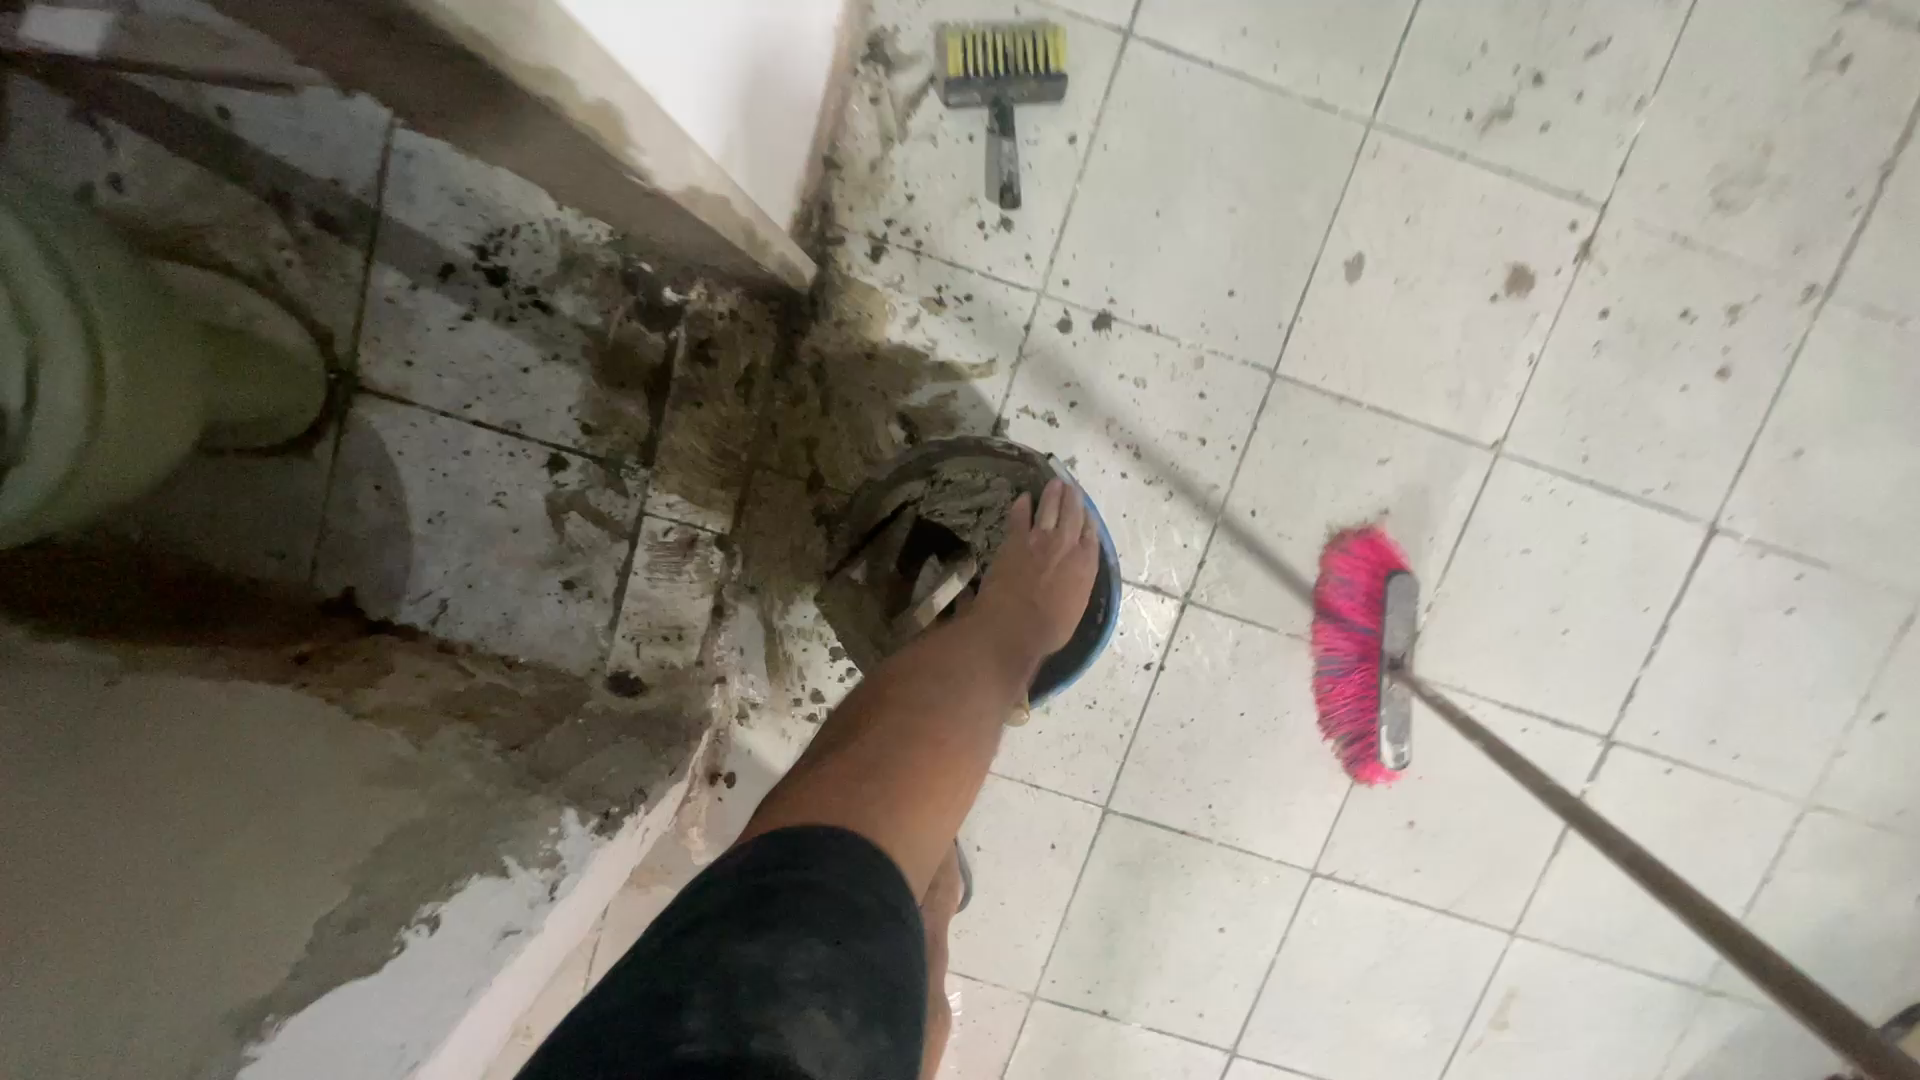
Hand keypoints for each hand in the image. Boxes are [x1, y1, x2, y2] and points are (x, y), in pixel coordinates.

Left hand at [971, 478, 1100, 672]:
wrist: (1013, 627)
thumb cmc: (1048, 630)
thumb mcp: (1076, 609)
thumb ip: (1077, 585)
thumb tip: (1074, 576)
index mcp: (1086, 565)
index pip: (1091, 535)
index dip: (1089, 521)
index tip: (1088, 512)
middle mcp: (1066, 546)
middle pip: (1073, 514)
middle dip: (1074, 498)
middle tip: (1072, 486)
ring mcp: (1039, 540)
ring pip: (1049, 508)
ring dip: (1053, 494)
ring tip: (1055, 482)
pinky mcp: (1014, 540)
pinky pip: (1020, 516)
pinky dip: (1022, 505)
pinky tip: (1023, 498)